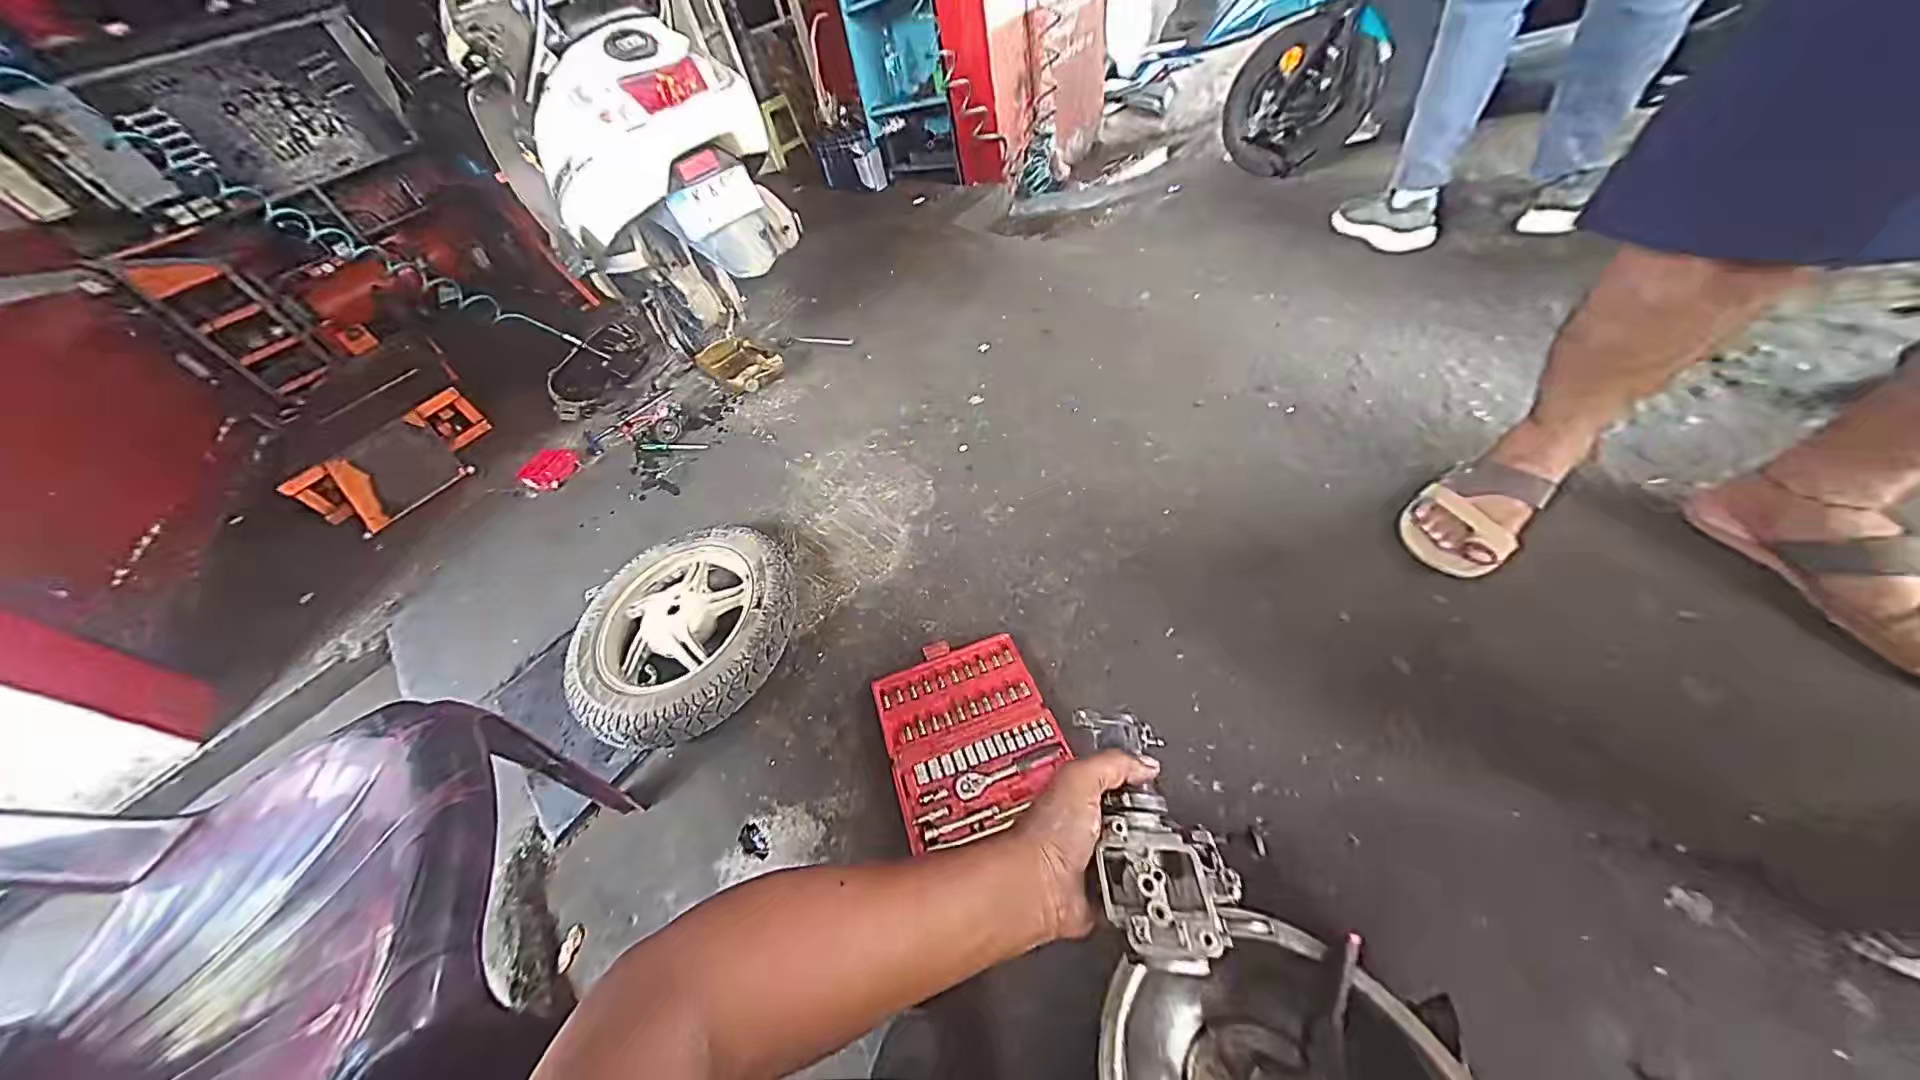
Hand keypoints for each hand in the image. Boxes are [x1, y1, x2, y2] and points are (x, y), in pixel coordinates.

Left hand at [1008, 749, 1159, 941]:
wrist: (1039, 887)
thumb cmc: (1046, 834)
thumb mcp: (1080, 778)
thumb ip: (1114, 764)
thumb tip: (1146, 764)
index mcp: (1073, 795)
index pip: (1111, 779)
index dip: (1133, 781)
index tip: (1154, 786)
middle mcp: (1081, 827)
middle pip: (1127, 819)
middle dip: (1145, 823)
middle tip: (1153, 826)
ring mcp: (1091, 861)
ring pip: (1132, 855)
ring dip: (1144, 858)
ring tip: (1149, 854)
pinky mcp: (1099, 894)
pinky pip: (1129, 891)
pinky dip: (1138, 889)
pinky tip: (1143, 881)